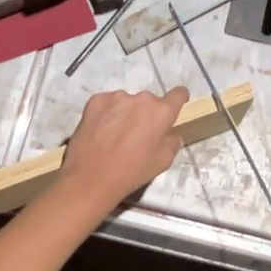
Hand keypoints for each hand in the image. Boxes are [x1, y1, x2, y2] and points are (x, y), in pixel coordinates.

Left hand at [56, 87, 189, 208]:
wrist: (92, 176)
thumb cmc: (132, 171)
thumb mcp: (163, 162)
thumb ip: (172, 143)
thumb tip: (171, 135)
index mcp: (161, 112)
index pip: (178, 94)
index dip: (179, 99)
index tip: (175, 106)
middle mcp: (141, 98)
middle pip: (149, 102)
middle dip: (146, 114)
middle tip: (138, 134)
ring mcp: (116, 97)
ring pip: (126, 102)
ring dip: (125, 113)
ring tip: (115, 135)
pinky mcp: (95, 101)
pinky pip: (107, 104)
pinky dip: (107, 114)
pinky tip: (101, 131)